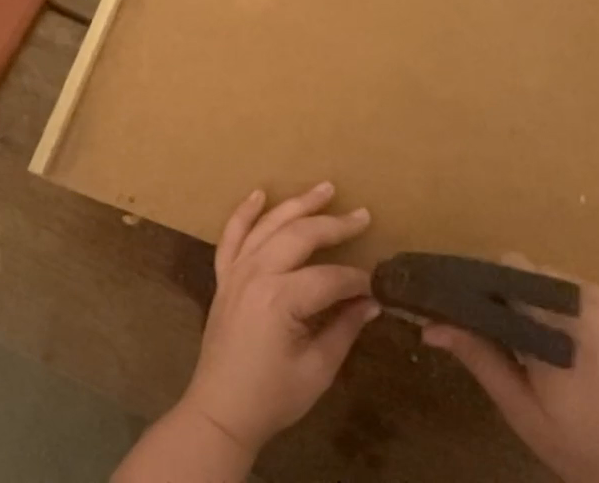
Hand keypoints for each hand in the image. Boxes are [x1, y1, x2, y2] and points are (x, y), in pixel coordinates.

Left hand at [181, 182, 378, 454]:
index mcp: (281, 299)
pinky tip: (259, 194)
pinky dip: (244, 213)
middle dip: (335, 224)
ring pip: (269, 226)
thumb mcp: (318, 368)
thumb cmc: (272, 396)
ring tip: (325, 188)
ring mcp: (236, 273)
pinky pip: (231, 236)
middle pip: (300, 236)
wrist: (220, 411)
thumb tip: (371, 303)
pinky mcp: (224, 278)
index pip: (330, 277)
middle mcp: (256, 275)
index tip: (378, 286)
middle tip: (363, 215)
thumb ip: (344, 328)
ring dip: (297, 204)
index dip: (357, 280)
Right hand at [422, 255, 598, 482]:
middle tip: (528, 352)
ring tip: (571, 363)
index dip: (490, 287)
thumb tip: (433, 325)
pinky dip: (594, 322)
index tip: (484, 319)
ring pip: (570, 286)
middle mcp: (590, 297)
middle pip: (539, 274)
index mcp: (554, 320)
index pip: (508, 267)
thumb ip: (482, 360)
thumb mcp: (528, 415)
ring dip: (559, 311)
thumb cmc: (597, 453)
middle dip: (525, 302)